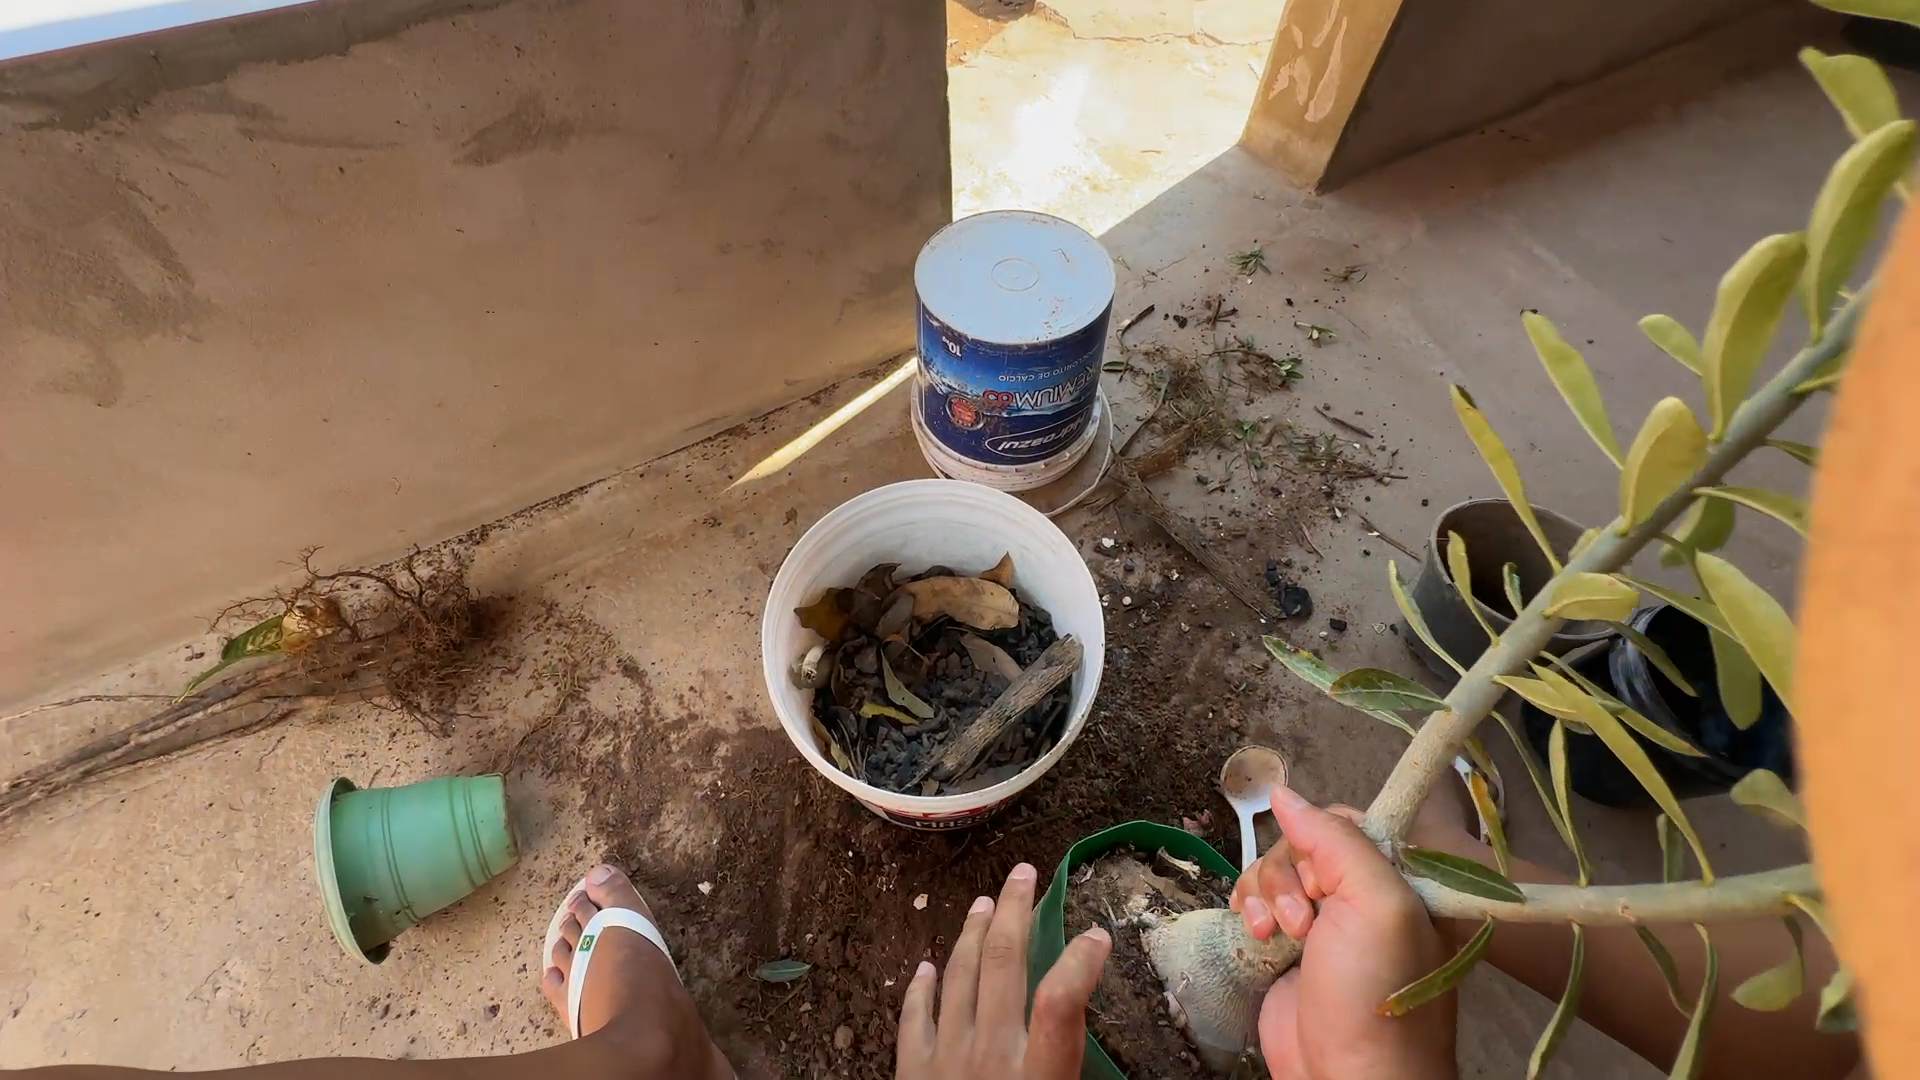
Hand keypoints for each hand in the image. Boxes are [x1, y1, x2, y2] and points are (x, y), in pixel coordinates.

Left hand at [896, 862, 1112, 1079]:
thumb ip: (1064, 1058)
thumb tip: (1075, 1013)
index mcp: (1036, 1074)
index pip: (1060, 1001)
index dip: (1079, 961)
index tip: (1097, 934)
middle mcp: (989, 1056)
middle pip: (1003, 964)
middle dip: (1014, 910)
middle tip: (1023, 872)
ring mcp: (945, 1060)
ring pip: (959, 977)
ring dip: (972, 934)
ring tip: (984, 903)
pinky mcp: (912, 1074)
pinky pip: (914, 1019)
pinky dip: (920, 988)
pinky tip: (926, 966)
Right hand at [1230, 785, 1456, 1079]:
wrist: (1344, 1079)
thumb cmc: (1373, 992)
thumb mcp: (1375, 905)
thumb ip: (1335, 839)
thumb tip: (1281, 793)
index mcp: (1396, 882)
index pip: (1343, 824)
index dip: (1319, 839)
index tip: (1320, 875)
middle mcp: (1358, 895)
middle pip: (1299, 844)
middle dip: (1288, 876)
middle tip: (1300, 922)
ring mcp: (1321, 920)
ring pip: (1272, 869)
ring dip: (1264, 894)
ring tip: (1273, 935)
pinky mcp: (1286, 943)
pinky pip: (1255, 898)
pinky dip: (1248, 908)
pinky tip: (1255, 934)